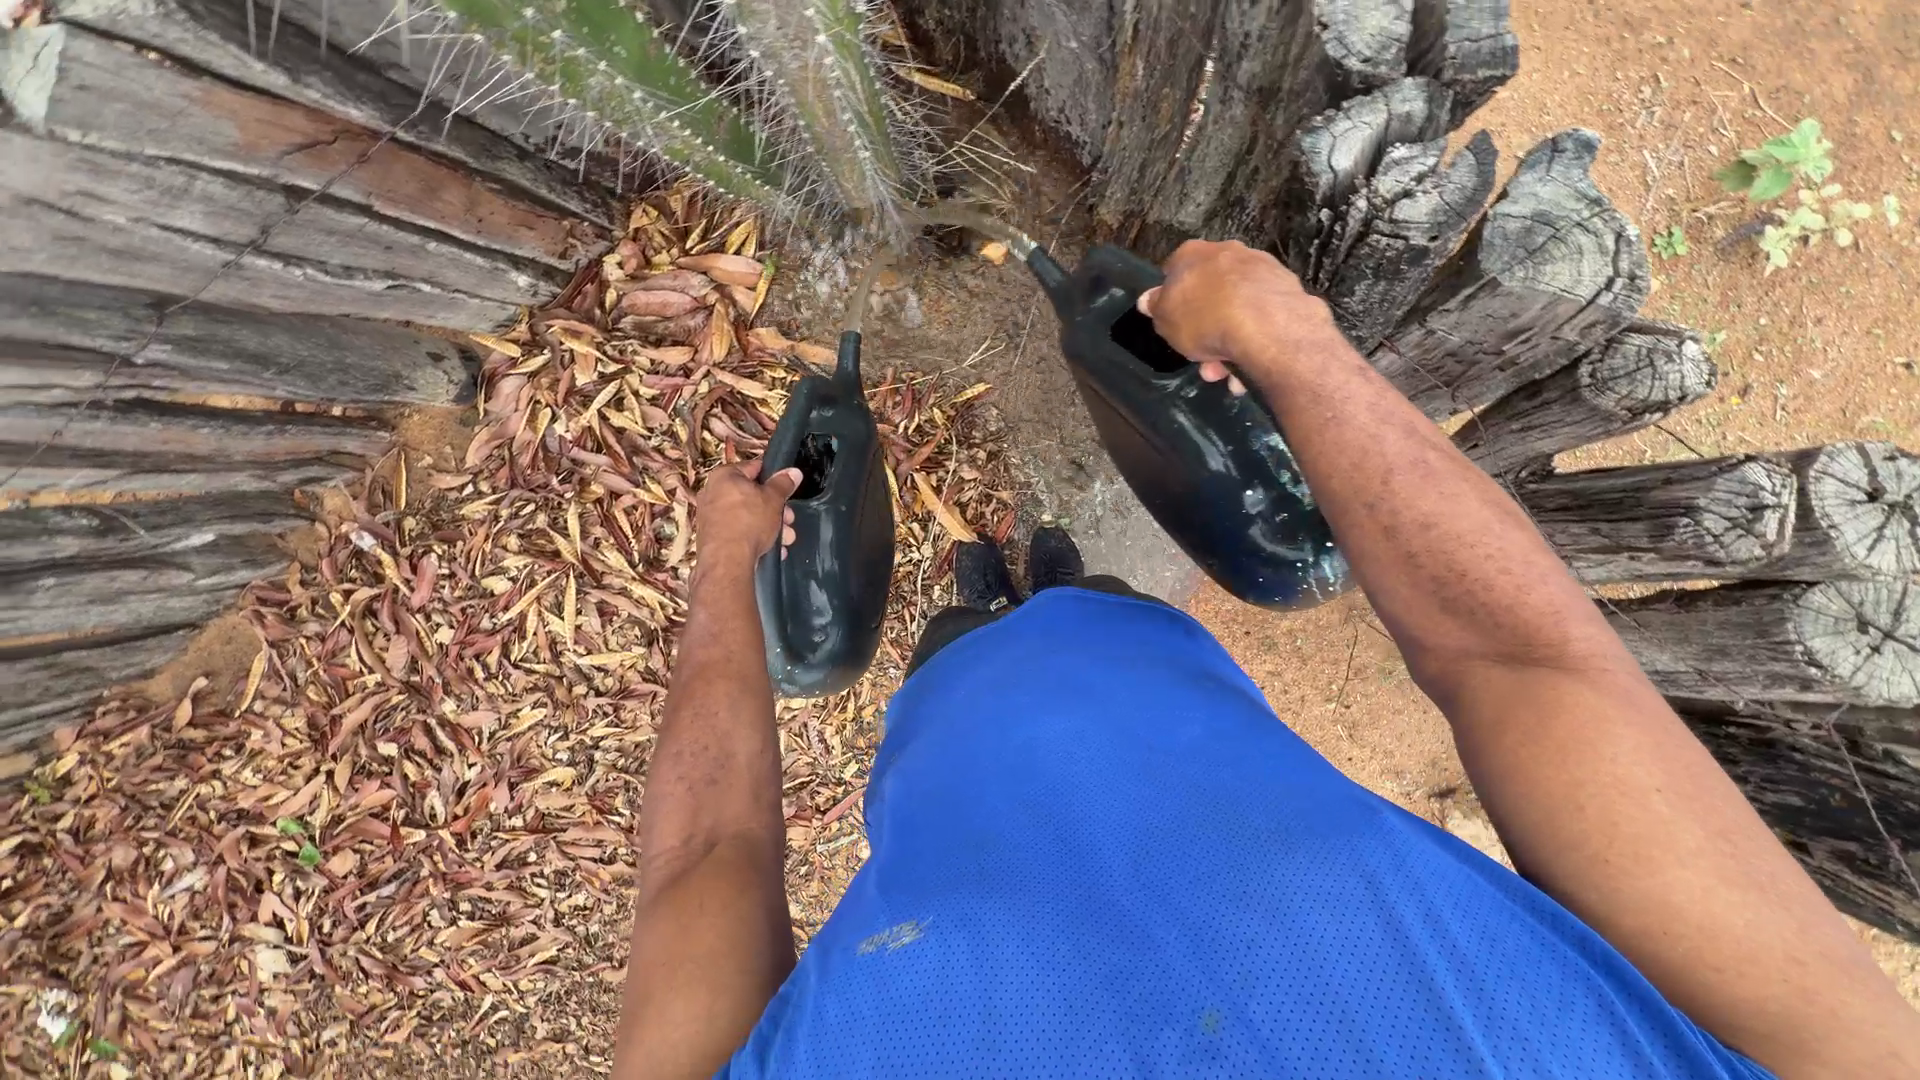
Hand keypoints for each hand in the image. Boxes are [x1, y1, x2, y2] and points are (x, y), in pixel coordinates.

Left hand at [694, 459, 800, 567]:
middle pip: (753, 496)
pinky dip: (755, 537)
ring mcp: (710, 516)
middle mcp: (713, 493)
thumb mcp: (774, 499)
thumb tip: (793, 471)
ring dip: (771, 526)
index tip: (787, 489)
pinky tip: (772, 548)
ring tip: (785, 538)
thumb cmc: (749, 522)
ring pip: (748, 516)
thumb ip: (784, 483)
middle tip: (789, 519)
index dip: (774, 479)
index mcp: (724, 476)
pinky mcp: (713, 537)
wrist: (727, 561)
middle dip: (776, 509)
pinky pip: (739, 532)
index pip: (754, 468)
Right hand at [1136, 239, 1338, 393]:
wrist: (1264, 325)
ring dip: (1228, 342)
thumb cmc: (1203, 318)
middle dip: (1204, 327)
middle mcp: (1229, 251)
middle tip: (1200, 358)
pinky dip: (1253, 340)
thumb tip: (1148, 299)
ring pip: (1237, 308)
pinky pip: (1261, 318)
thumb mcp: (1165, 319)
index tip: (1173, 321)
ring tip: (1226, 374)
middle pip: (1210, 292)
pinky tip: (1248, 368)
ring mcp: (1262, 268)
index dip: (1172, 297)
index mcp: (1193, 254)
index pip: (1175, 269)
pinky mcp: (1287, 289)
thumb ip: (1156, 308)